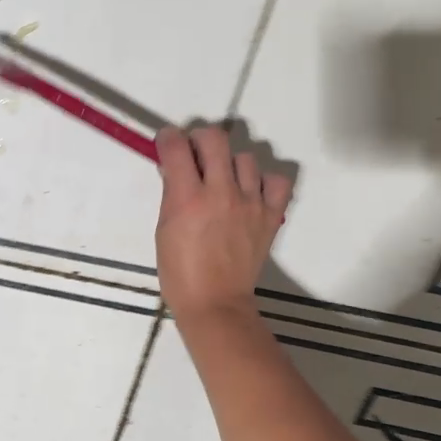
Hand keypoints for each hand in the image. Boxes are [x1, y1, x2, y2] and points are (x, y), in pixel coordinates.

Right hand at [153, 124, 293, 322]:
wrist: (214, 302)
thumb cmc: (179, 273)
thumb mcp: (164, 231)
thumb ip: (172, 197)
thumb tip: (175, 171)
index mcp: (188, 199)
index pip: (177, 149)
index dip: (169, 137)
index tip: (166, 140)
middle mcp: (221, 192)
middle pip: (215, 140)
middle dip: (200, 137)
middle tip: (193, 150)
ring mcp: (251, 201)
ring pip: (245, 157)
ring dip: (230, 162)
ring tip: (222, 178)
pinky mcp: (271, 214)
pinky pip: (276, 180)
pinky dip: (263, 180)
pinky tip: (251, 191)